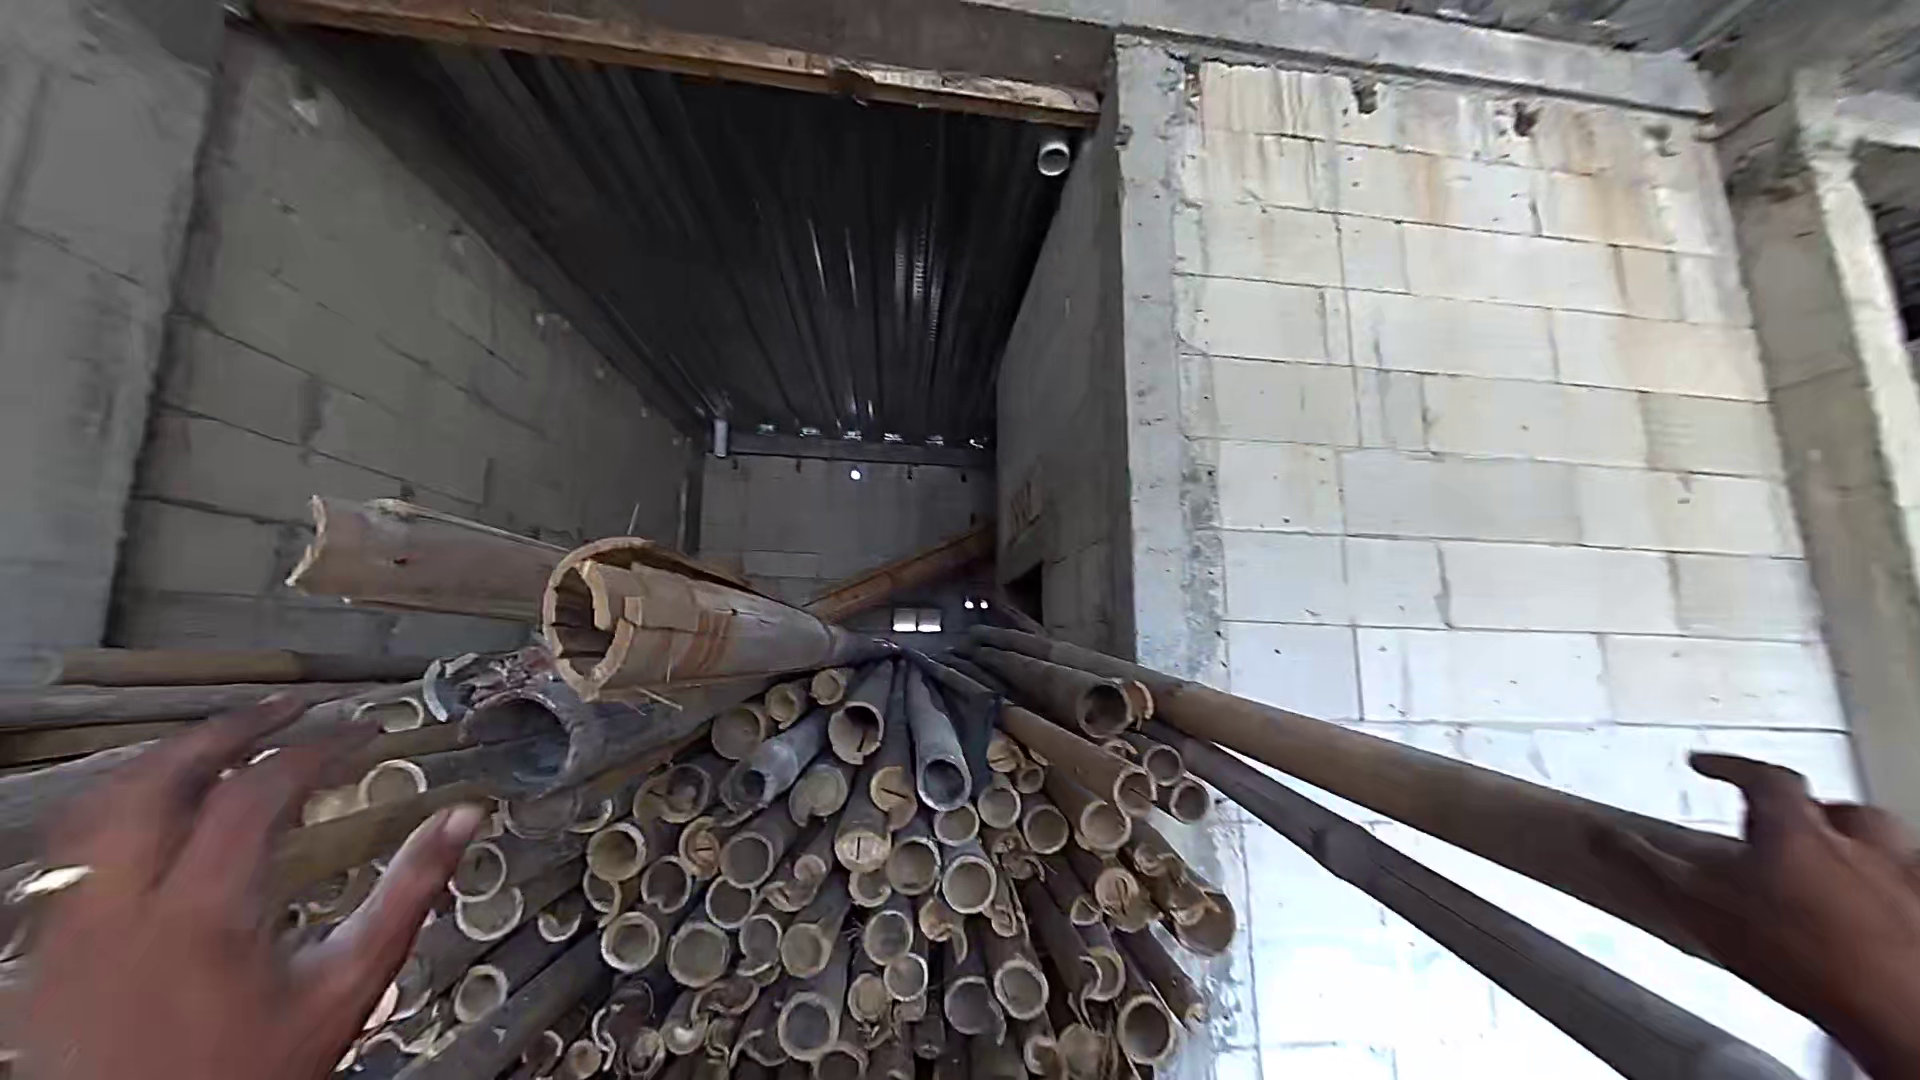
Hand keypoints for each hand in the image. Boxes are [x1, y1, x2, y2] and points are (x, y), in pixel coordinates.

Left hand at [22, 697, 486, 1079]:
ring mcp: (67, 936)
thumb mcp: (355, 977)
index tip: (364, 733)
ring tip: (235, 741)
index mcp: (202, 912)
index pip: (256, 791)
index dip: (318, 747)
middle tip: (292, 709)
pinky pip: (77, 852)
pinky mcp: (47, 958)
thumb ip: (413, 888)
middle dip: (229, 731)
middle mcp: (119, 914)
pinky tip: (178, 810)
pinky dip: (135, 806)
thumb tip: (465, 815)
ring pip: (95, 813)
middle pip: (152, 783)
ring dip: (171, 761)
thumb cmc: (255, 1068)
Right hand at [1596, 753, 1919, 1079]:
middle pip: (1848, 812)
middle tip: (1786, 817)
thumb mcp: (1690, 900)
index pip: (1764, 777)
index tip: (1705, 764)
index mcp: (1797, 833)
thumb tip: (1594, 830)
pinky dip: (1886, 896)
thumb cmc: (1801, 955)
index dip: (1730, 765)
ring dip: (1859, 851)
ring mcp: (1909, 892)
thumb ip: (1636, 859)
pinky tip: (1867, 916)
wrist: (1901, 1023)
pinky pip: (1910, 896)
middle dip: (1814, 808)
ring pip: (1893, 852)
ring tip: (1829, 867)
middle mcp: (1863, 852)